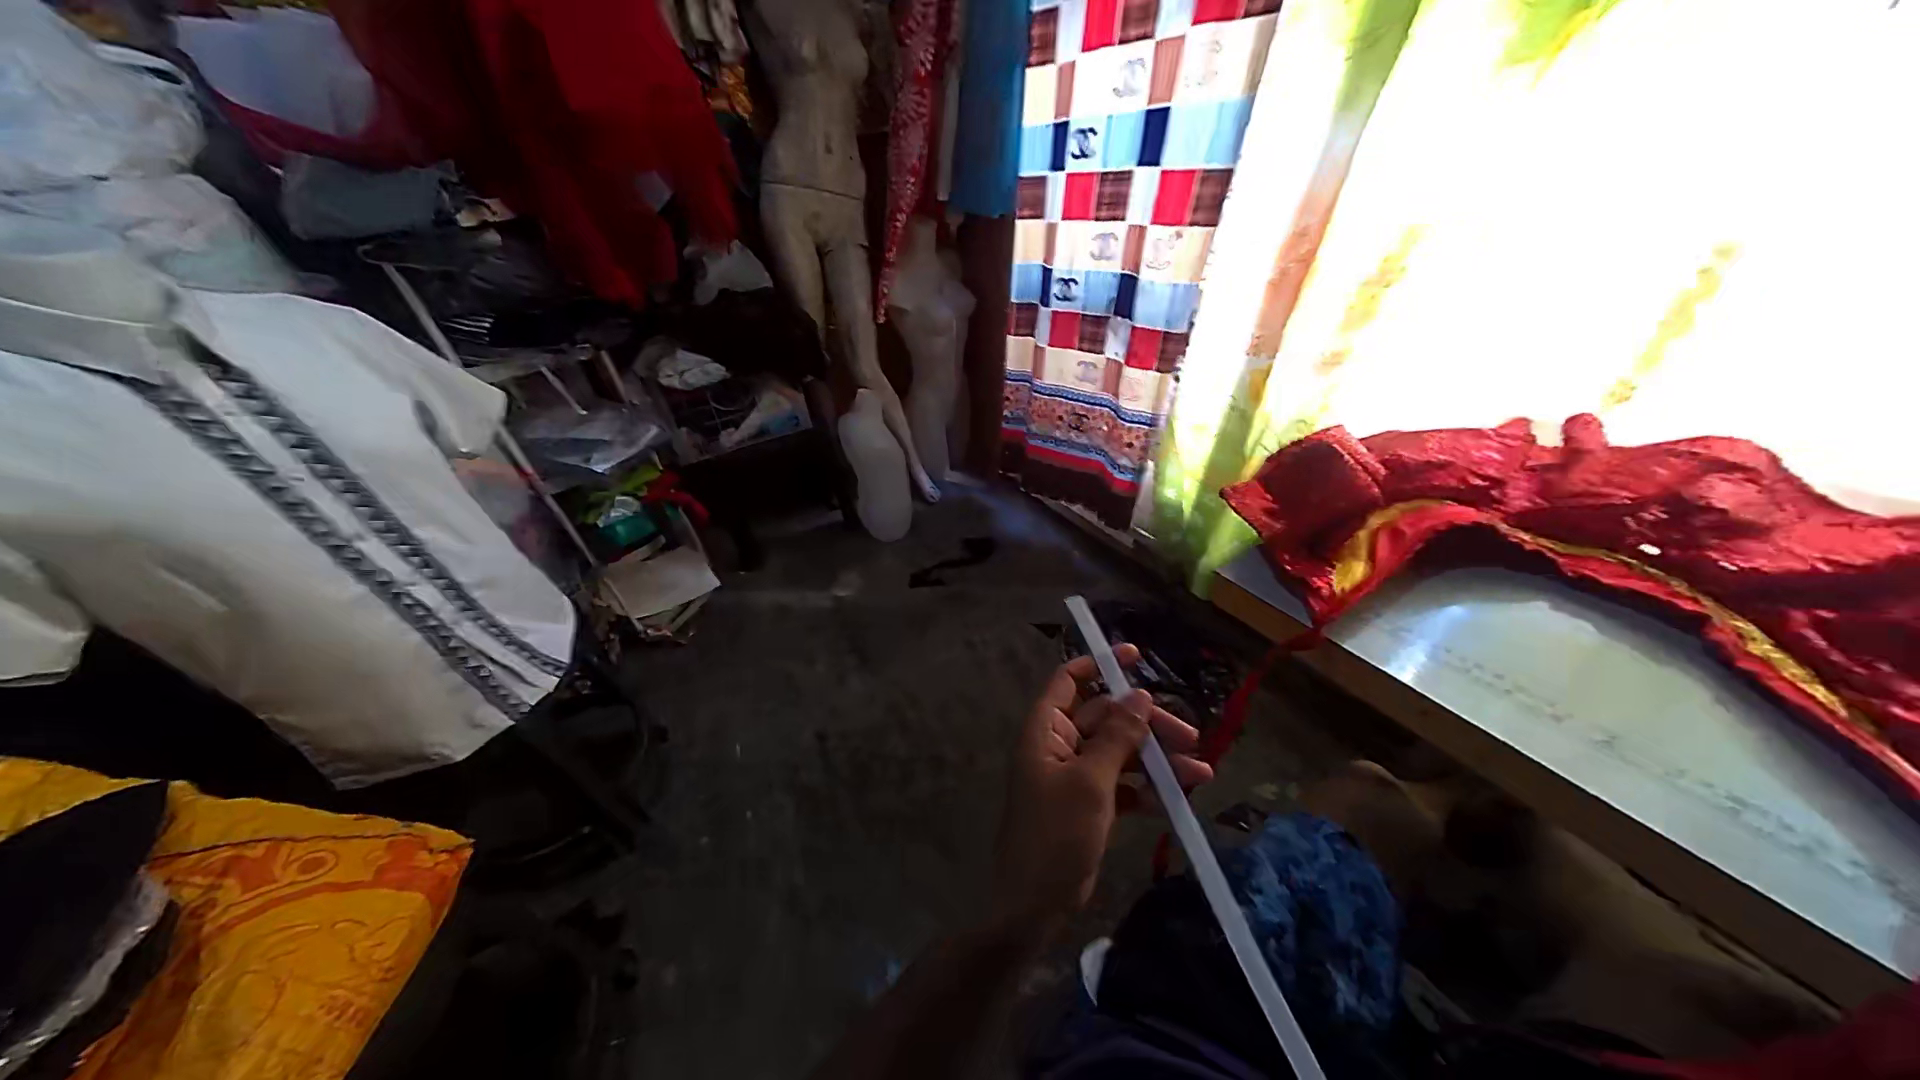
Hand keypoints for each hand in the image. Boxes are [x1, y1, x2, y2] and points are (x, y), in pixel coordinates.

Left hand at [987, 645, 1213, 944]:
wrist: (1034, 904)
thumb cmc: (1056, 835)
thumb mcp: (1091, 782)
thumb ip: (1117, 737)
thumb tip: (1140, 695)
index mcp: (1045, 730)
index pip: (1069, 681)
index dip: (1099, 664)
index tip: (1136, 656)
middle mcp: (1059, 745)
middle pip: (1106, 718)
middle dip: (1147, 724)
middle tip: (1189, 736)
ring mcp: (1075, 776)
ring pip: (1120, 752)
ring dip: (1157, 759)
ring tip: (1200, 772)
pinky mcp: (1089, 803)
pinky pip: (1123, 783)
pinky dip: (1148, 788)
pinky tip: (1178, 799)